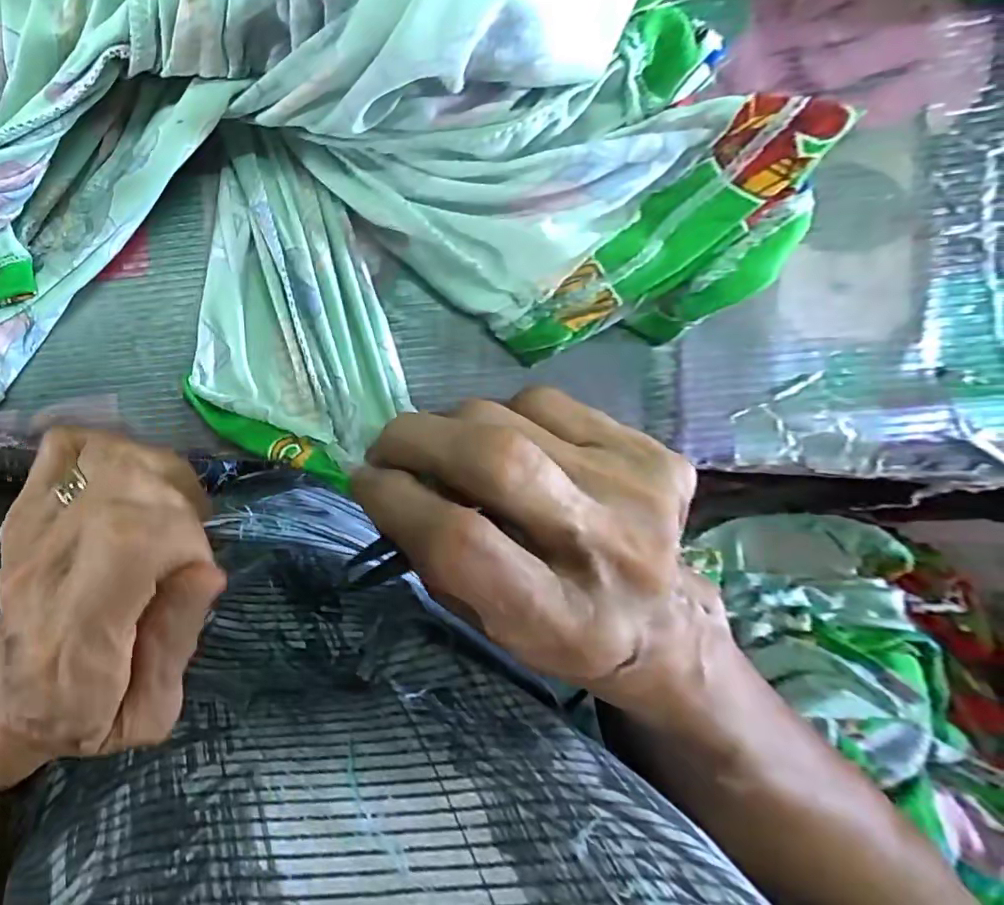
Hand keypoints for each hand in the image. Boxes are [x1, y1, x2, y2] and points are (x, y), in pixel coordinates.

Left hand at [0, 429, 226, 790]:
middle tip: (188, 537)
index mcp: (75, 629)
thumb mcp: (149, 714)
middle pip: (120, 483)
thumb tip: (207, 567)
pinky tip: (128, 481)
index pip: (129, 537)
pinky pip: (63, 445)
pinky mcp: (21, 507)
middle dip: (177, 500)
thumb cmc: (81, 714)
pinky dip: (107, 448)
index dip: (182, 537)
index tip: (196, 569)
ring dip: (151, 470)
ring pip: (99, 455)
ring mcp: (27, 526)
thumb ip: (177, 639)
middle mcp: (45, 564)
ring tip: (167, 506)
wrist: (9, 694)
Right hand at [351, 387, 726, 721]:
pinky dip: (499, 415)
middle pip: (491, 458)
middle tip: (384, 450)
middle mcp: (609, 551)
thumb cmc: (546, 629)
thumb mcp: (473, 613)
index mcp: (559, 617)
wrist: (668, 630)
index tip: (363, 482)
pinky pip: (540, 402)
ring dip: (447, 427)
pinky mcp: (653, 454)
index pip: (460, 538)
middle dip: (411, 439)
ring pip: (502, 416)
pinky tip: (506, 444)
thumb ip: (426, 549)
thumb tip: (380, 478)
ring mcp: (640, 493)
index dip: (394, 497)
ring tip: (444, 453)